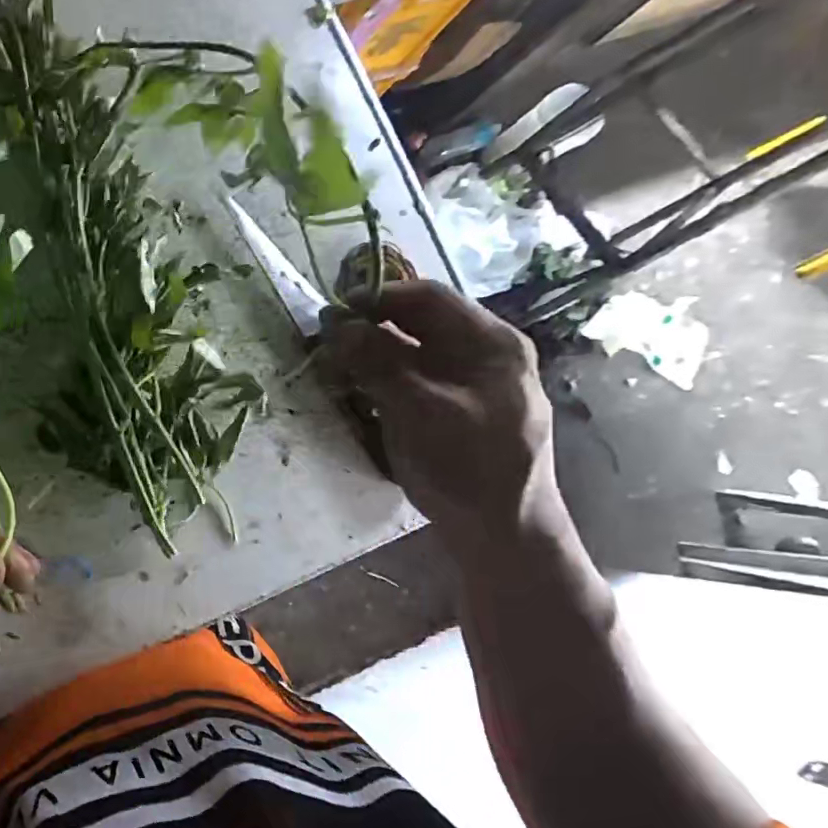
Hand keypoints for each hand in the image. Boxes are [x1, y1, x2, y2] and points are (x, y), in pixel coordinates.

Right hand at [321, 280, 554, 544]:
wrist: (501, 531)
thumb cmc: (470, 466)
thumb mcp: (422, 411)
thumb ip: (380, 364)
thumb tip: (338, 325)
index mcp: (490, 343)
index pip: (429, 299)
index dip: (379, 296)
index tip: (335, 309)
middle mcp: (480, 355)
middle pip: (419, 324)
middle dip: (371, 326)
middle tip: (327, 338)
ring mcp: (464, 385)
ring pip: (411, 353)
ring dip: (371, 354)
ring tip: (332, 362)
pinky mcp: (448, 411)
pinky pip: (410, 382)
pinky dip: (380, 379)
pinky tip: (355, 388)